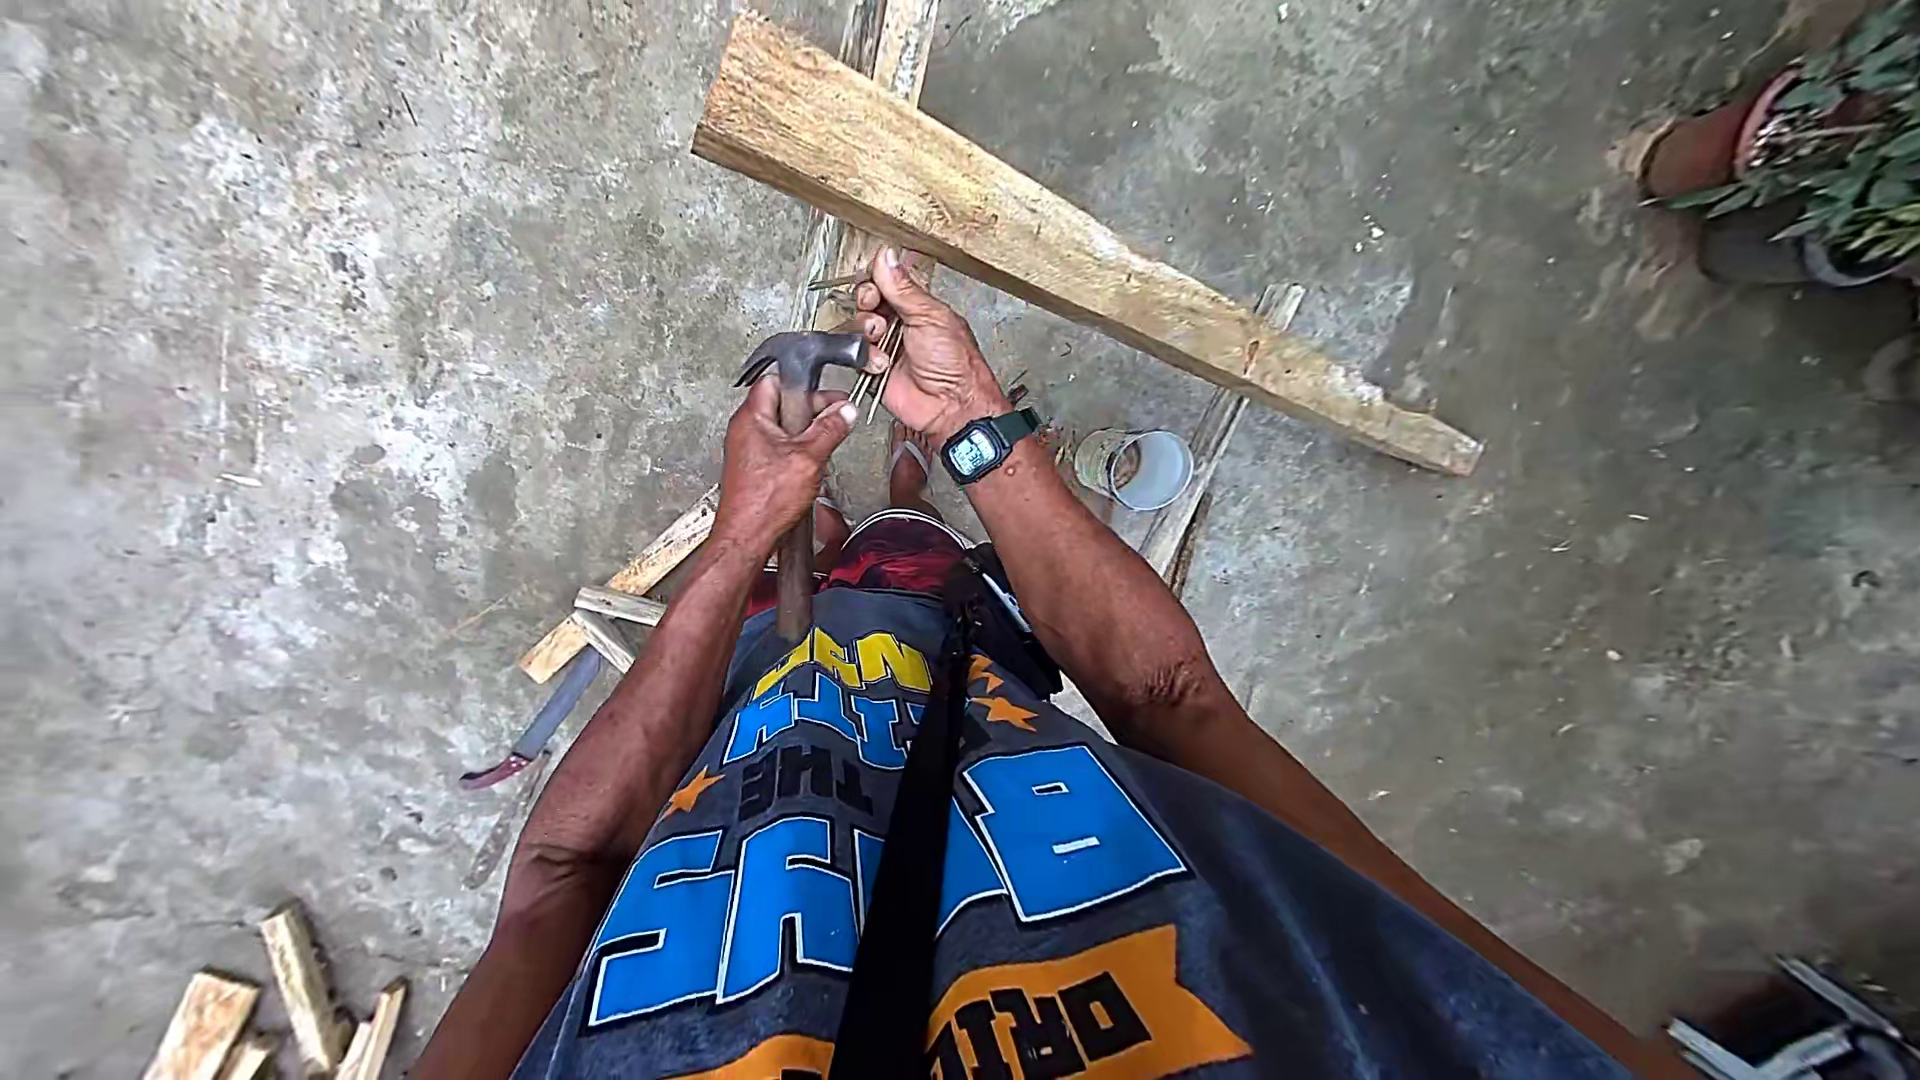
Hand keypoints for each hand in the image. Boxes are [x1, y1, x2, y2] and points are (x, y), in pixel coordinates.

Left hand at [711, 376, 856, 557]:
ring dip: (807, 437)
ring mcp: (749, 450)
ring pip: (784, 429)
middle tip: (832, 422)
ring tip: (820, 451)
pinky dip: (799, 455)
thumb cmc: (764, 501)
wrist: (749, 536)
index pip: (776, 380)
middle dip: (811, 413)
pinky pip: (781, 450)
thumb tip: (845, 411)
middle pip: (783, 405)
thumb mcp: (809, 458)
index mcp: (751, 418)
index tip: (828, 396)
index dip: (804, 385)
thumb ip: (830, 430)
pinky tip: (810, 470)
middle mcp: (746, 430)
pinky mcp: (755, 468)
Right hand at [852, 247, 1010, 443]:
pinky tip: (882, 363)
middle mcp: (899, 325)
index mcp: (917, 307)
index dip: (875, 283)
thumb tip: (887, 257)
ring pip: (857, 327)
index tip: (876, 288)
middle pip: (866, 303)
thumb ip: (904, 288)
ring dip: (866, 331)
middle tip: (877, 313)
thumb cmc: (954, 364)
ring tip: (881, 338)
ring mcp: (885, 347)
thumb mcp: (931, 316)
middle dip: (867, 305)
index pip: (884, 283)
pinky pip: (855, 355)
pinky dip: (866, 357)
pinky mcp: (874, 370)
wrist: (951, 405)